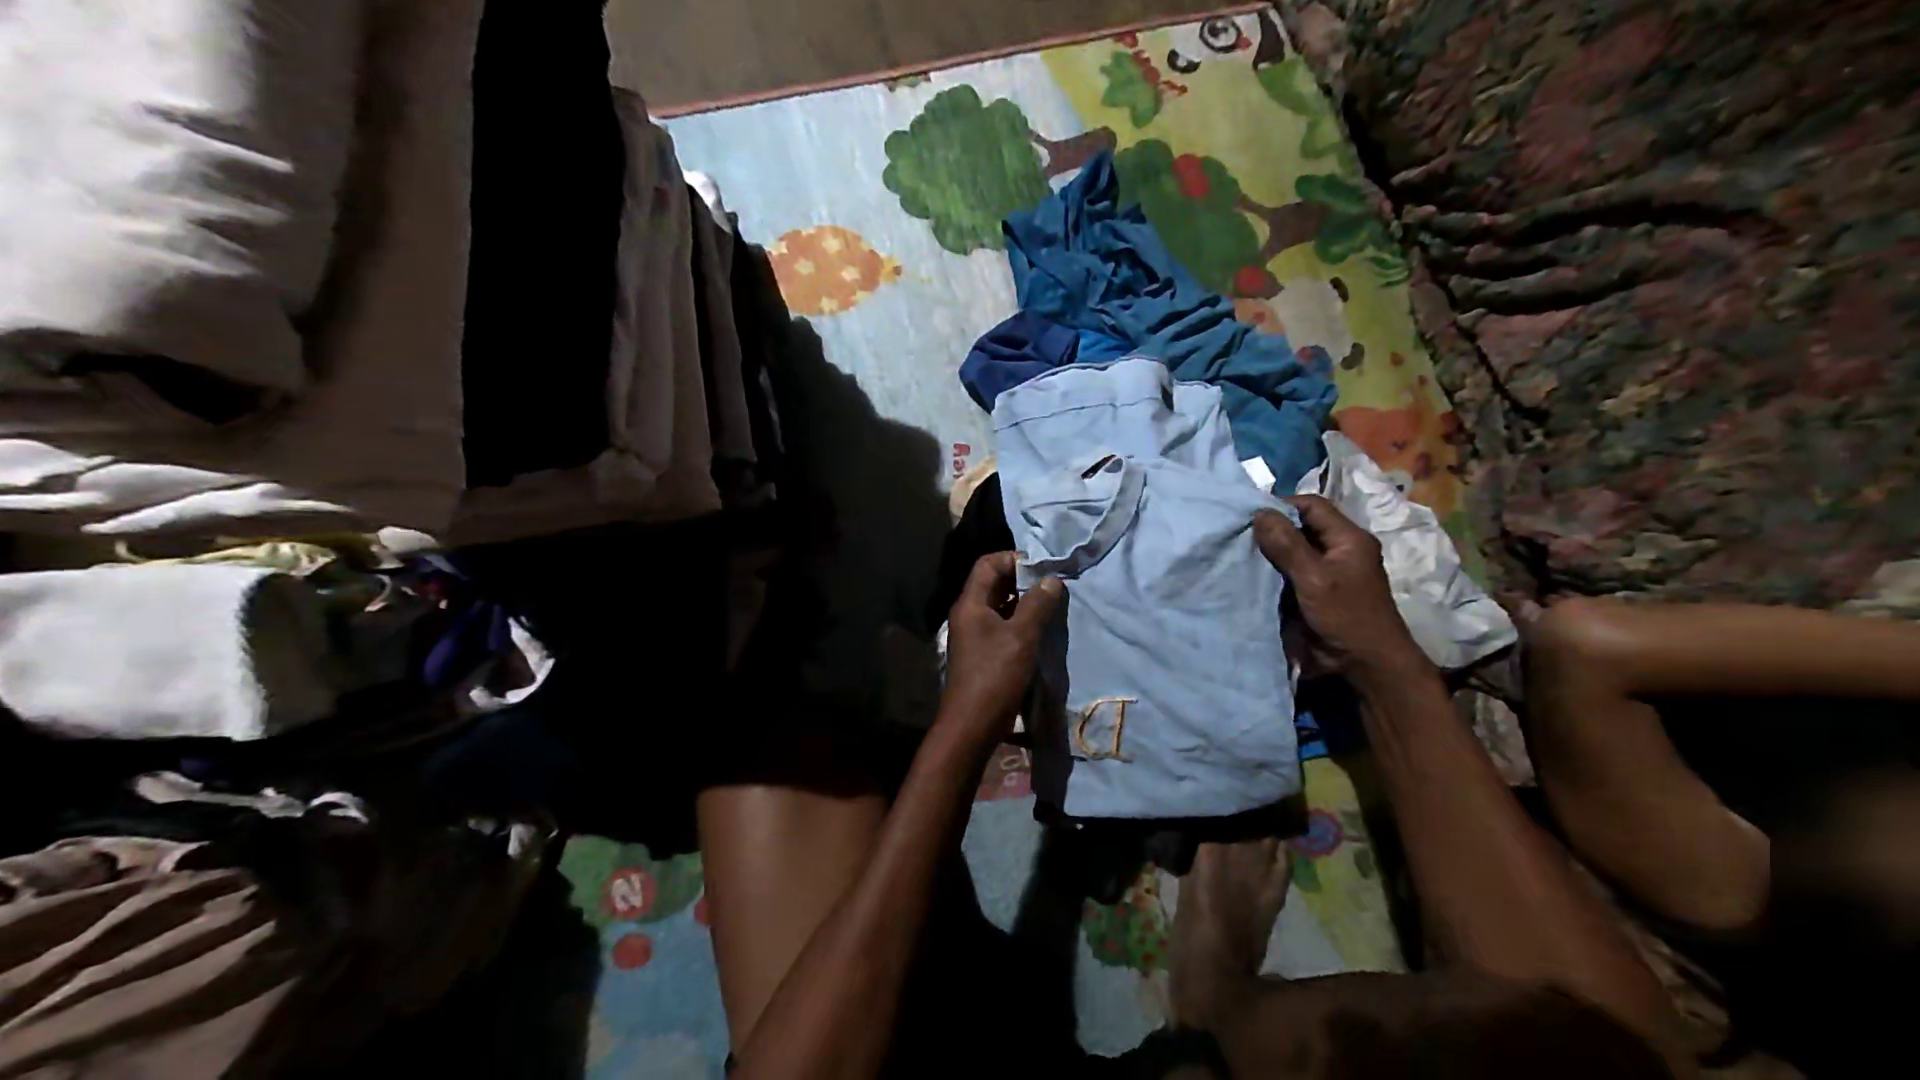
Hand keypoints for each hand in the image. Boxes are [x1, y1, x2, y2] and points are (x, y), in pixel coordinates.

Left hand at [941, 552, 1064, 746]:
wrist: (972, 724)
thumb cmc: (995, 675)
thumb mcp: (1021, 637)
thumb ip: (1037, 605)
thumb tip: (1051, 579)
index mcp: (970, 604)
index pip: (988, 564)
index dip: (1013, 559)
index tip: (1042, 567)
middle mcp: (968, 614)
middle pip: (993, 583)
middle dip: (1022, 580)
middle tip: (1052, 584)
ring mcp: (974, 634)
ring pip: (999, 606)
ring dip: (1023, 602)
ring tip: (1051, 604)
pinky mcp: (982, 653)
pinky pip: (1001, 626)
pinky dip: (1020, 622)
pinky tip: (1041, 629)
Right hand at [1255, 495, 1428, 686]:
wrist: (1365, 663)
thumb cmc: (1346, 616)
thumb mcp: (1314, 578)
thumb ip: (1287, 545)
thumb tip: (1259, 513)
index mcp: (1348, 538)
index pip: (1312, 505)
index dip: (1281, 505)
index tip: (1250, 515)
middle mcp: (1338, 549)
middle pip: (1301, 525)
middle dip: (1271, 528)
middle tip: (1239, 533)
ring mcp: (1327, 570)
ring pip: (1292, 548)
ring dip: (1269, 550)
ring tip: (1239, 550)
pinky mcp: (1315, 589)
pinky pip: (1290, 570)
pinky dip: (1271, 569)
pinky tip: (1250, 571)